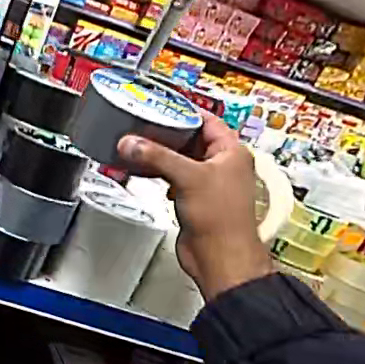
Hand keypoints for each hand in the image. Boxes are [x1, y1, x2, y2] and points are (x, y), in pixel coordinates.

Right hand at [117, 113, 273, 301]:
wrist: (220, 258)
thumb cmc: (223, 220)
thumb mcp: (187, 177)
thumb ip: (157, 157)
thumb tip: (132, 143)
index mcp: (232, 153)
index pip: (207, 120)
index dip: (185, 111)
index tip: (163, 105)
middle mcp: (222, 166)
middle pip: (191, 139)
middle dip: (167, 134)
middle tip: (145, 125)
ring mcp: (208, 184)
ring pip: (181, 160)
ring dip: (161, 155)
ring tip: (140, 146)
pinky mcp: (195, 200)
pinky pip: (175, 178)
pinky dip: (160, 173)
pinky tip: (148, 172)